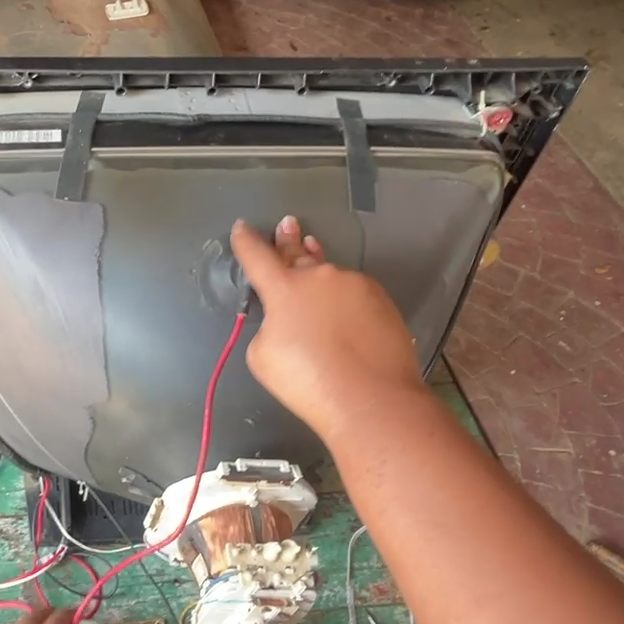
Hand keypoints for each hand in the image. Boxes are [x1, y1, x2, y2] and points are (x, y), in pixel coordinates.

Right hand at [230, 216, 424, 444]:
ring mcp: (354, 284)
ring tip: (316, 272)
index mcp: (284, 288)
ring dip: (319, 274)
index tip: (241, 228)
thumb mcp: (262, 356)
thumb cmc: (308, 381)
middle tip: (289, 224)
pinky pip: (354, 292)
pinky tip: (346, 317)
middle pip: (297, 253)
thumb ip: (270, 326)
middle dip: (289, 240)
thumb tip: (288, 321)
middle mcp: (319, 276)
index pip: (257, 256)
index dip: (246, 241)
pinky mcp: (381, 299)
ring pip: (329, 275)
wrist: (372, 399)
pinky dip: (345, 299)